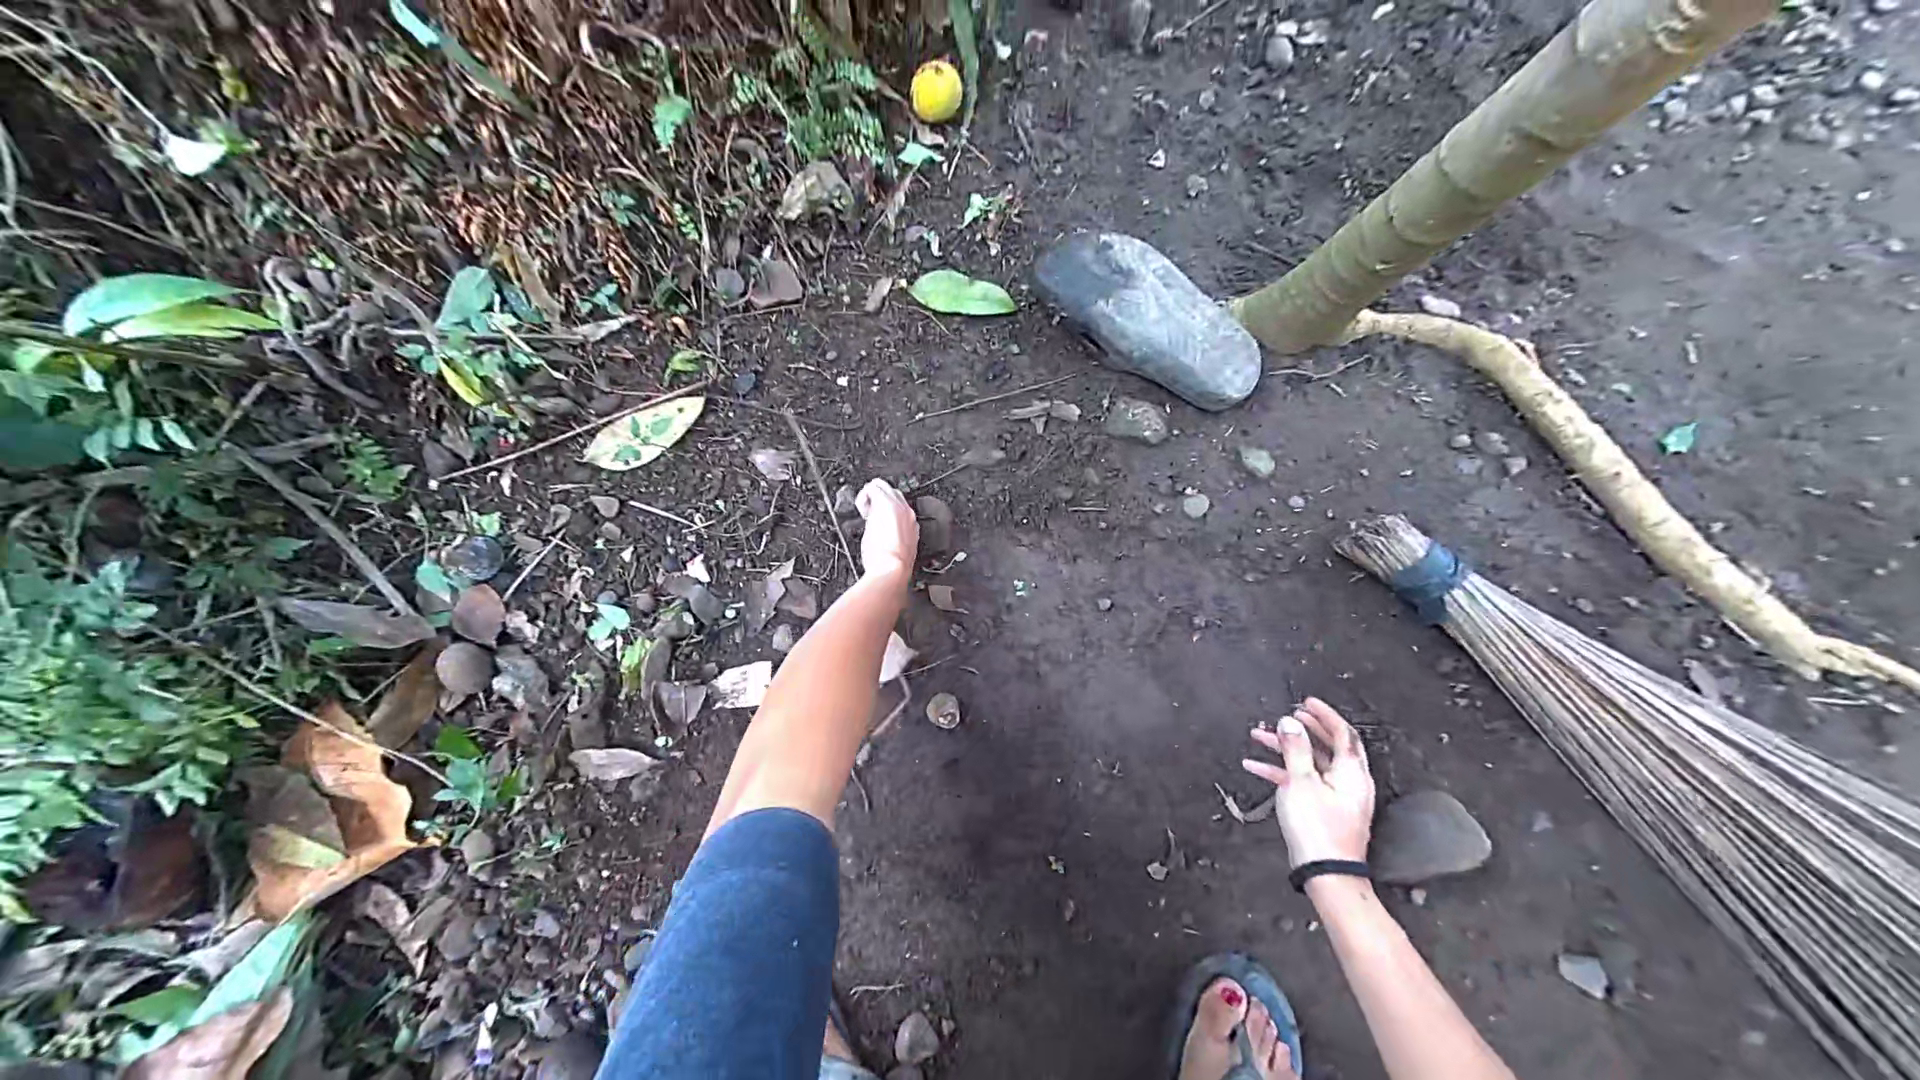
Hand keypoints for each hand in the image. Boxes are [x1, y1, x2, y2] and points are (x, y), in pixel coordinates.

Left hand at [853, 478, 917, 581]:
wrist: (892, 569)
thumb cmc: (892, 567)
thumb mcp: (897, 552)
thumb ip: (892, 537)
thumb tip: (884, 535)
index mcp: (912, 524)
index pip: (898, 507)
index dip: (884, 512)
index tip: (877, 522)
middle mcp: (907, 512)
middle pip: (892, 492)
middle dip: (877, 500)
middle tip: (869, 515)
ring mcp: (897, 507)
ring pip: (883, 486)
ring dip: (871, 497)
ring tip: (865, 513)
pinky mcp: (885, 503)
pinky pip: (872, 488)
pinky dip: (863, 497)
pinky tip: (862, 511)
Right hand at [1243, 697, 1374, 867]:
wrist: (1325, 873)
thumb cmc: (1318, 831)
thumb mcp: (1301, 781)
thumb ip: (1295, 748)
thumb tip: (1290, 723)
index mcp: (1351, 773)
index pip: (1342, 733)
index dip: (1324, 715)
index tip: (1307, 702)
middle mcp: (1348, 782)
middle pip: (1327, 746)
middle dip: (1305, 729)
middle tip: (1290, 715)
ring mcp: (1336, 797)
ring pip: (1310, 762)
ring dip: (1285, 748)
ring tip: (1260, 737)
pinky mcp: (1323, 809)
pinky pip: (1302, 781)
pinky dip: (1281, 771)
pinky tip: (1257, 767)